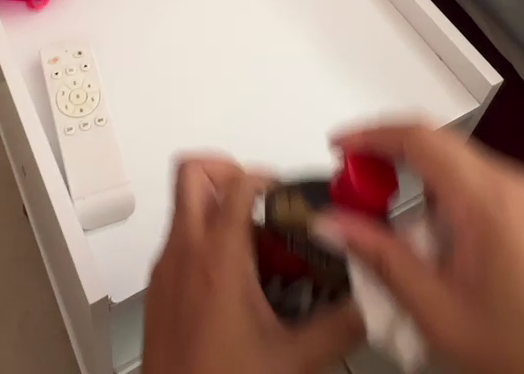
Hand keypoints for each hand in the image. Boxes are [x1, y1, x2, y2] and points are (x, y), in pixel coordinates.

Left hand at [143, 156, 363, 373]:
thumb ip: (338, 327)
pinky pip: (178, 242)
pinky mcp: (157, 289)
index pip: (235, 183)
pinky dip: (204, 241)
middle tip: (257, 194)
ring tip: (256, 243)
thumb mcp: (293, 361)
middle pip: (191, 172)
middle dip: (225, 170)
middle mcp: (184, 251)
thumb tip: (366, 305)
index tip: (285, 195)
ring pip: (183, 207)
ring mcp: (164, 268)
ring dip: (216, 208)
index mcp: (217, 256)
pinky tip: (236, 282)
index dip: (263, 176)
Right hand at [316, 125, 523, 373]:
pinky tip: (454, 253)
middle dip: (394, 166)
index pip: (419, 136)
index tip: (338, 150)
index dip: (371, 135)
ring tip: (410, 243)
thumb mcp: (438, 311)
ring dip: (428, 191)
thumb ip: (379, 257)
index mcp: (489, 198)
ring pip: (466, 171)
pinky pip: (493, 189)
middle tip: (361, 199)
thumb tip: (328, 223)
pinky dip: (458, 204)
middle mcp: (519, 182)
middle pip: (442, 150)